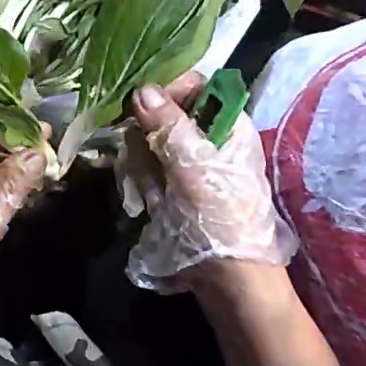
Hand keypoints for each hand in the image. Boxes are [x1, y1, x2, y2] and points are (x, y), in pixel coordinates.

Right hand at [124, 72, 297, 291]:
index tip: (137, 104)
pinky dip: (140, 179)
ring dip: (140, 159)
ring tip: (149, 187)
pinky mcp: (172, 185)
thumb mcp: (194, 165)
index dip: (164, 89)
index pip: (191, 86)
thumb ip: (168, 124)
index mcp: (226, 124)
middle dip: (145, 131)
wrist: (228, 279)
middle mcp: (207, 137)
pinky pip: (146, 166)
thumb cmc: (221, 216)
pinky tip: (148, 199)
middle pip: (162, 111)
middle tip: (139, 150)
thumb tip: (141, 88)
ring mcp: (188, 162)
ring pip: (148, 139)